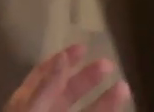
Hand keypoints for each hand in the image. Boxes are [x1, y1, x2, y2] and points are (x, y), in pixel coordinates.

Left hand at [5, 46, 132, 111]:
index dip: (63, 61)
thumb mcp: (31, 109)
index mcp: (29, 104)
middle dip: (88, 79)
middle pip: (67, 94)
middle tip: (110, 65)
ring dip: (104, 104)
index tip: (83, 47)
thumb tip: (63, 58)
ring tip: (124, 89)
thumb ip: (46, 87)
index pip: (45, 76)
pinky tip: (114, 110)